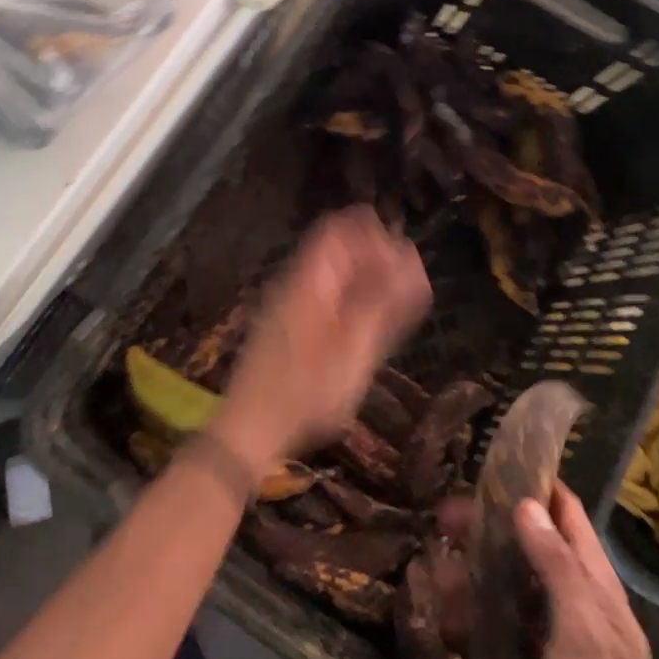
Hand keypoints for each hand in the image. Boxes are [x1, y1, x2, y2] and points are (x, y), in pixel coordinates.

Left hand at [209, 207, 431, 474]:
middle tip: (408, 279)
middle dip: (373, 256)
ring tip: (397, 303)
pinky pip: (323, 301)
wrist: (250, 430)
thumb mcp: (353, 348)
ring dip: (364, 282)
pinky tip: (369, 326)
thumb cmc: (305, 391)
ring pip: (330, 277)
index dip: (370, 229)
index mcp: (308, 280)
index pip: (337, 230)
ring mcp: (288, 308)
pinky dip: (349, 305)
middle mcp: (295, 285)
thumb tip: (407, 253)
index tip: (401, 245)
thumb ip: (381, 300)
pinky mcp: (287, 332)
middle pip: (334, 252)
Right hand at [431, 485, 649, 658]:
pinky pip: (485, 629)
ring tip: (439, 578)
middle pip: (523, 548)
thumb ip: (558, 564)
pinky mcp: (514, 657)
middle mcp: (567, 602)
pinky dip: (463, 619)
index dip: (536, 486)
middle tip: (444, 518)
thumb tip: (528, 502)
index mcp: (594, 586)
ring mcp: (541, 635)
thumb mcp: (585, 626)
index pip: (567, 518)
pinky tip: (446, 622)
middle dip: (484, 531)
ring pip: (498, 587)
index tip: (493, 463)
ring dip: (467, 577)